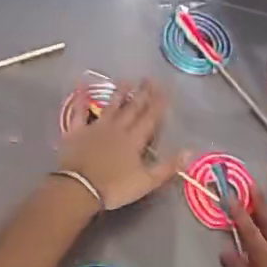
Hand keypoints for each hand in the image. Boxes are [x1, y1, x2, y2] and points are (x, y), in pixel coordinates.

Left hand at [55, 79, 178, 209]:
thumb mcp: (146, 182)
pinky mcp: (76, 132)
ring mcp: (96, 128)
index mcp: (134, 140)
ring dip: (119, 93)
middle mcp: (117, 128)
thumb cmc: (115, 188)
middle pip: (132, 108)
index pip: (150, 118)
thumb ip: (168, 167)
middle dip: (142, 93)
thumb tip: (190, 151)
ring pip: (110, 106)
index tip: (164, 89)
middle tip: (148, 78)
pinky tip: (81, 86)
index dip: (158, 104)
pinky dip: (80, 98)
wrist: (79, 188)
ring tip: (126, 81)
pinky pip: (79, 112)